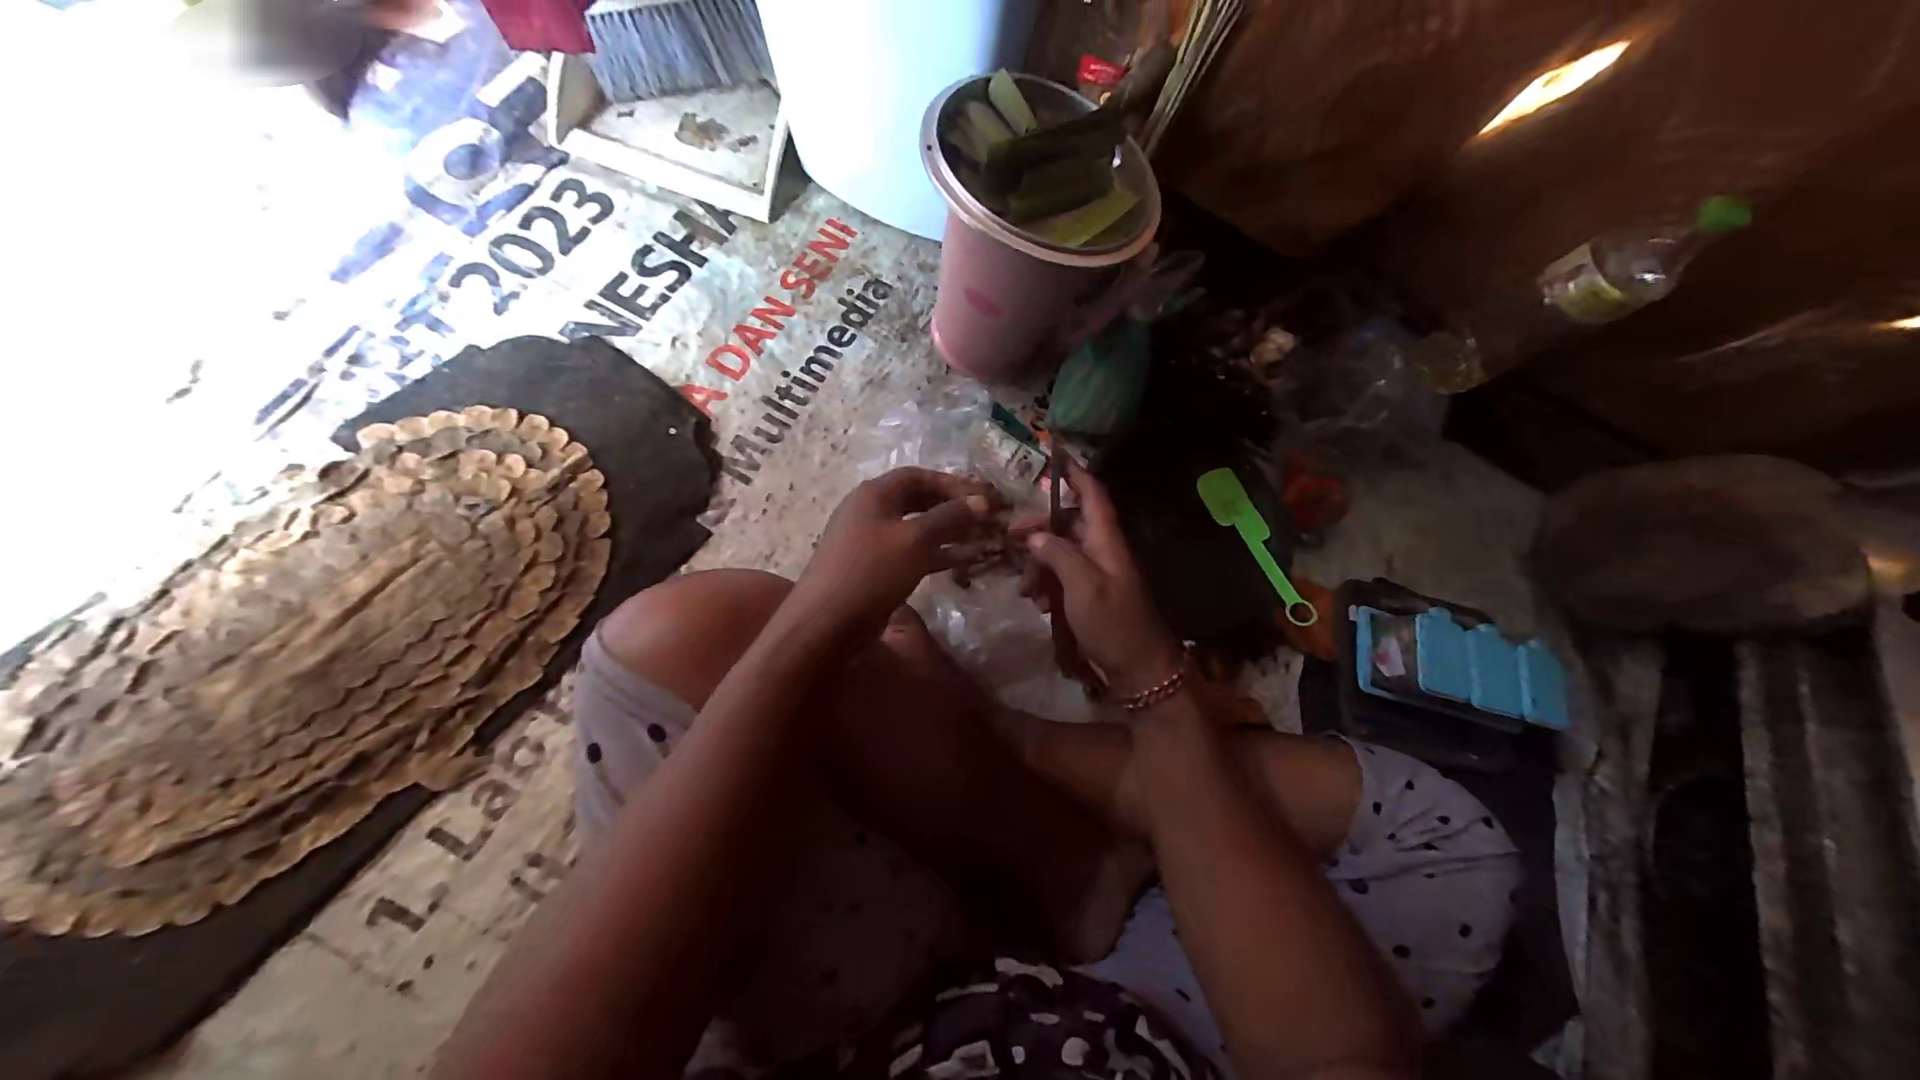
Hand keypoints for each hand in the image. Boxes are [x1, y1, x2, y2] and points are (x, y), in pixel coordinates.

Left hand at [791, 468, 1000, 638]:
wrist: (826, 622)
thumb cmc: (871, 572)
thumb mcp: (915, 540)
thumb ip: (949, 517)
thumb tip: (981, 501)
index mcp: (874, 494)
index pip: (917, 476)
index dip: (950, 482)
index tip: (981, 495)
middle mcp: (870, 511)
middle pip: (917, 500)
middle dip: (951, 506)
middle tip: (983, 515)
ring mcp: (871, 540)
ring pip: (917, 528)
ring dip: (948, 531)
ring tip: (981, 537)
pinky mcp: (875, 568)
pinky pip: (912, 552)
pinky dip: (937, 553)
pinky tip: (963, 560)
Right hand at [1012, 458, 1182, 695]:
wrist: (1138, 667)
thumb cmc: (1113, 622)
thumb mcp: (1082, 586)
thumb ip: (1058, 554)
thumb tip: (1035, 535)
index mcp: (1106, 540)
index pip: (1093, 495)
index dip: (1076, 474)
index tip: (1055, 457)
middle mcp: (1102, 550)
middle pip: (1067, 524)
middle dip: (1039, 530)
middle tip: (1011, 538)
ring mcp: (1096, 573)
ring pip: (1060, 552)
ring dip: (1039, 565)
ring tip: (1026, 590)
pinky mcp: (1089, 594)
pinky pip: (1062, 577)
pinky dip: (1046, 585)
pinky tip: (1036, 603)